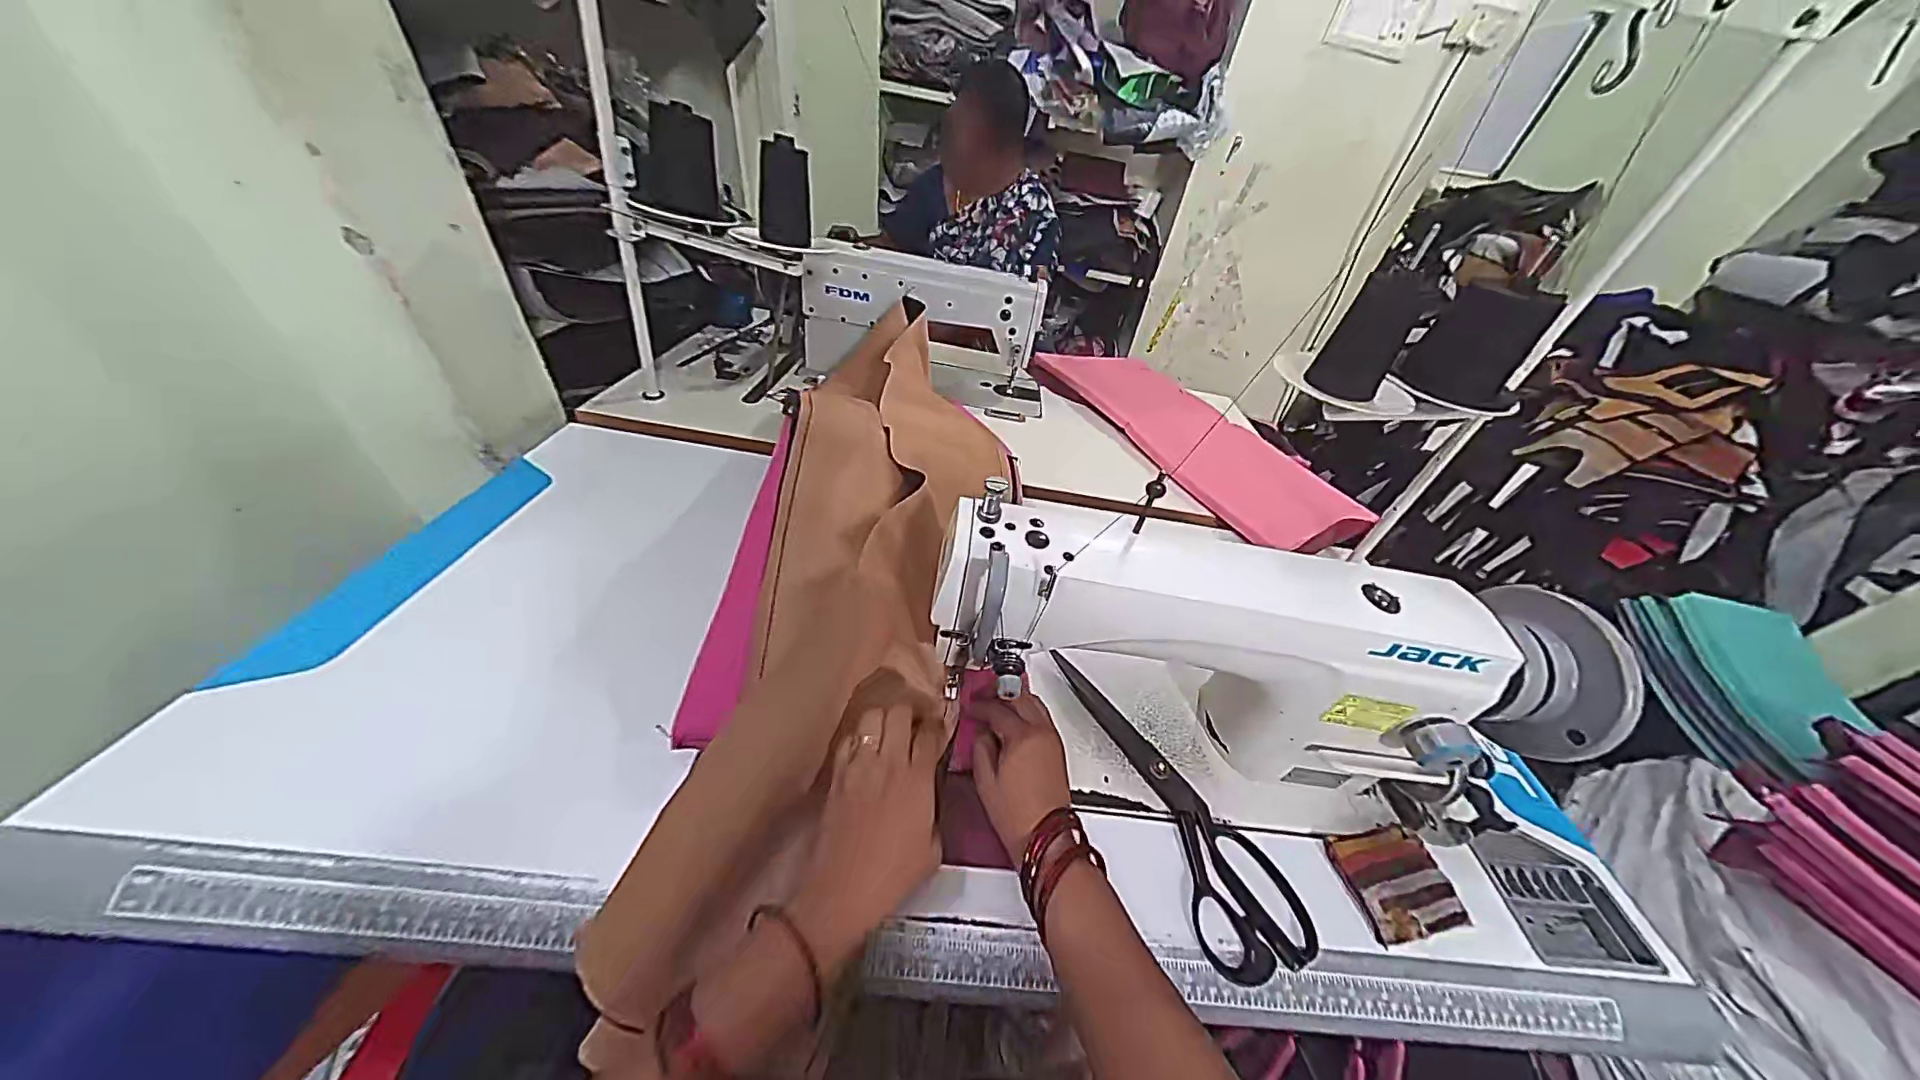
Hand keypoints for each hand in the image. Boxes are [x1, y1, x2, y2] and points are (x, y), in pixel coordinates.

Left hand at [790, 702, 945, 970]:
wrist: (843, 890)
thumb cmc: (893, 875)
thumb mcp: (933, 846)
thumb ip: (935, 807)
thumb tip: (931, 789)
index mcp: (917, 779)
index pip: (930, 731)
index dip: (938, 724)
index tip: (940, 726)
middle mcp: (888, 763)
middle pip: (900, 712)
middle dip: (911, 712)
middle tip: (915, 724)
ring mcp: (859, 766)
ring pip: (872, 716)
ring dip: (884, 718)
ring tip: (889, 730)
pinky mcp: (836, 774)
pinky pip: (849, 738)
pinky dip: (860, 736)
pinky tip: (865, 750)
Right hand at [970, 686, 1071, 861]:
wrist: (1044, 836)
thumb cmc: (1018, 815)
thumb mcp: (985, 780)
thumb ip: (981, 747)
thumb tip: (982, 733)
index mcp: (1022, 737)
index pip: (998, 708)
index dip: (980, 705)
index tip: (971, 708)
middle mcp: (1041, 733)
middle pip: (1020, 697)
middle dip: (1000, 693)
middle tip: (983, 696)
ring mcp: (1052, 740)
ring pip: (1034, 704)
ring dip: (1016, 699)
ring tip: (998, 704)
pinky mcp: (1057, 750)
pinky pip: (1042, 718)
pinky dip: (1027, 712)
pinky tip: (1014, 721)